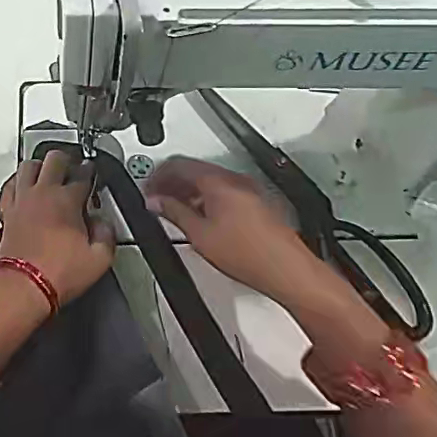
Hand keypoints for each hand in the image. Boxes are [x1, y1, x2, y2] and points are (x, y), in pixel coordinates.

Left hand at [0, 149, 114, 306]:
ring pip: (28, 165)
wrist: (24, 285)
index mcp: (68, 200)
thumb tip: (104, 225)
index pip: (83, 175)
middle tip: (72, 166)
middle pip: (54, 159)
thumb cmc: (57, 272)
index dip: (91, 173)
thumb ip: (107, 235)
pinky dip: (18, 182)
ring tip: (48, 171)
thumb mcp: (99, 259)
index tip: (93, 175)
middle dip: (67, 159)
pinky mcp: (8, 211)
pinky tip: (23, 187)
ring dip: (40, 165)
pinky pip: (10, 185)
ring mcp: (23, 200)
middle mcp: (43, 193)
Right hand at [142, 156, 338, 310]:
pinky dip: (205, 199)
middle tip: (156, 198)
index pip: (178, 165)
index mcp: (218, 181)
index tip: (147, 188)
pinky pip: (223, 191)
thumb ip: (173, 213)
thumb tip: (157, 202)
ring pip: (208, 181)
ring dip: (188, 191)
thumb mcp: (199, 235)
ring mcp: (248, 190)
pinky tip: (199, 218)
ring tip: (174, 210)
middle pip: (194, 170)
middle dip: (171, 183)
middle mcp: (235, 180)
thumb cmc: (251, 254)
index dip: (157, 175)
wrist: (288, 271)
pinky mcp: (256, 203)